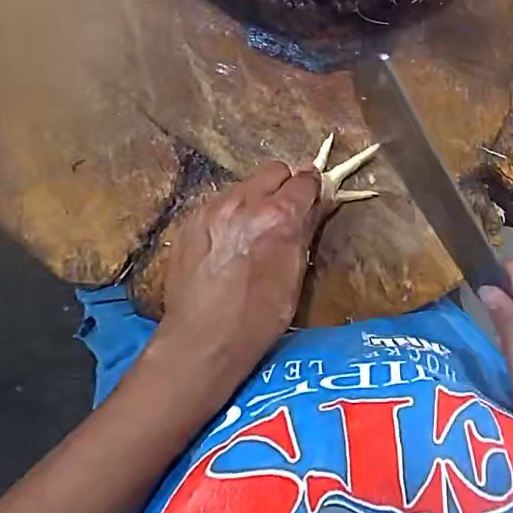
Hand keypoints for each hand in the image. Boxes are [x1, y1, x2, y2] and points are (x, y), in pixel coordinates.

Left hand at [153, 161, 330, 381]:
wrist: (201, 342)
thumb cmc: (259, 316)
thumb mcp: (296, 273)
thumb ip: (308, 228)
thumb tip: (321, 201)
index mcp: (278, 216)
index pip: (304, 180)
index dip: (314, 188)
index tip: (315, 198)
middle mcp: (244, 202)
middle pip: (275, 170)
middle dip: (286, 185)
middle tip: (287, 212)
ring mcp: (213, 208)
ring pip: (246, 184)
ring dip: (258, 197)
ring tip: (256, 229)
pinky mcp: (191, 219)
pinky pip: (221, 201)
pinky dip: (233, 211)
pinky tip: (231, 240)